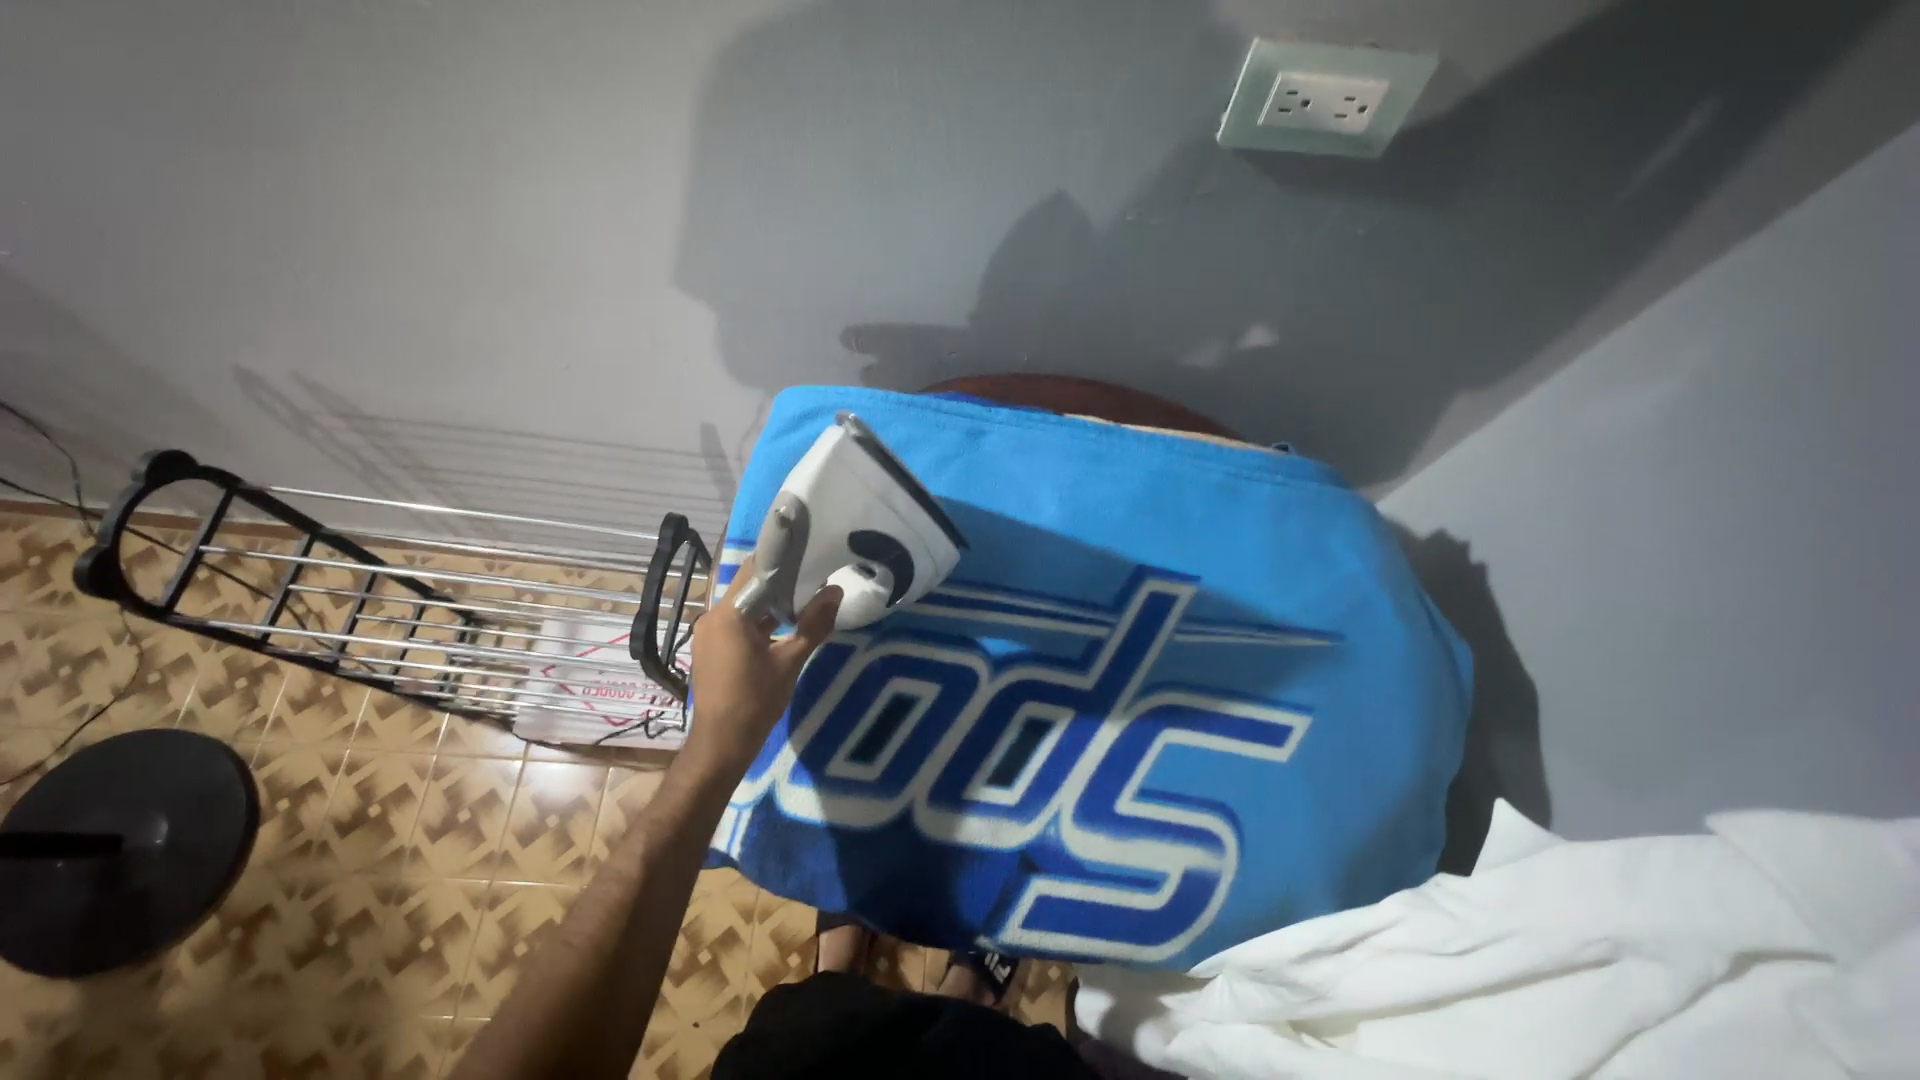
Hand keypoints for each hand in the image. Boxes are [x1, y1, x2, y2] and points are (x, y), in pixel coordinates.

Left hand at [681, 557, 840, 777]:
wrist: (722, 743)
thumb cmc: (755, 701)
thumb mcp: (790, 661)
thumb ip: (813, 624)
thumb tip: (835, 592)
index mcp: (729, 614)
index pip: (756, 570)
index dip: (783, 560)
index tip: (808, 552)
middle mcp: (713, 617)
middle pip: (749, 587)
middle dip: (781, 582)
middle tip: (814, 575)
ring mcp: (709, 633)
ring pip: (744, 606)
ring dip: (772, 603)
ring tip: (806, 598)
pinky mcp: (712, 649)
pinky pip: (738, 623)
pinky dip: (760, 621)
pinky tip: (785, 625)